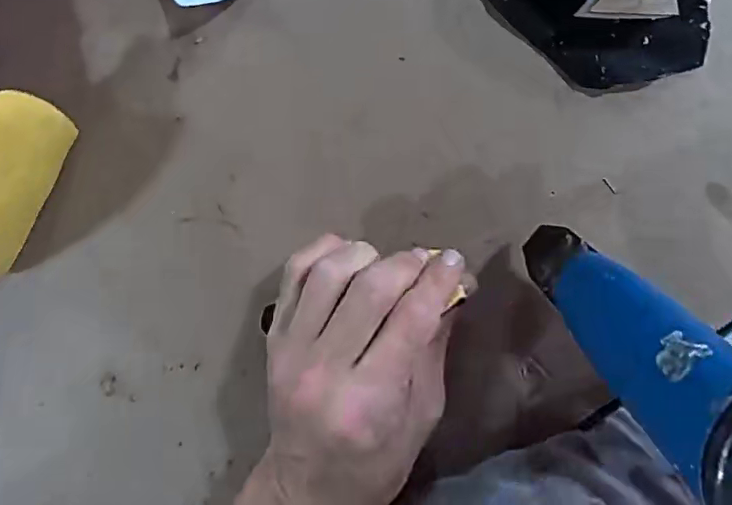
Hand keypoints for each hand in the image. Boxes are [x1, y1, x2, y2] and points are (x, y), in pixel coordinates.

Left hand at [239, 235, 470, 504]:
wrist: (303, 490)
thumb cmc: (375, 460)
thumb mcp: (423, 414)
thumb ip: (435, 345)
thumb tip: (456, 285)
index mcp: (367, 401)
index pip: (410, 319)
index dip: (439, 280)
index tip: (455, 260)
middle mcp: (324, 371)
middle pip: (371, 288)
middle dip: (409, 263)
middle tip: (428, 261)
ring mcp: (291, 350)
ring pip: (331, 272)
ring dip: (370, 255)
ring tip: (388, 264)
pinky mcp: (275, 334)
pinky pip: (296, 270)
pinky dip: (325, 250)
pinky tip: (350, 256)